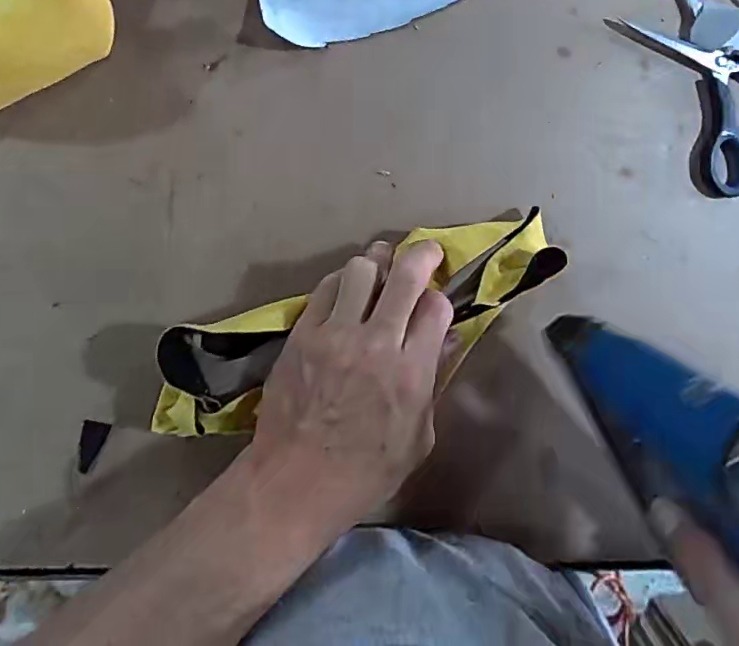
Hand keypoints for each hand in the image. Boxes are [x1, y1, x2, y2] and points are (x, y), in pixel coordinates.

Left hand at [246, 239, 454, 536]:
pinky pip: (326, 288)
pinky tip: (347, 290)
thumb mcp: (418, 439)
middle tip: (426, 253)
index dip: (440, 297)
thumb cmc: (364, 472)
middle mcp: (376, 344)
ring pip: (362, 269)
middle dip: (422, 255)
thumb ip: (434, 383)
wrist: (292, 486)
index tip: (435, 304)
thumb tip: (446, 340)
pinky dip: (342, 281)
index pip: (436, 306)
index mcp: (410, 373)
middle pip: (406, 274)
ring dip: (378, 263)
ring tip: (381, 268)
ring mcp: (335, 335)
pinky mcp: (302, 335)